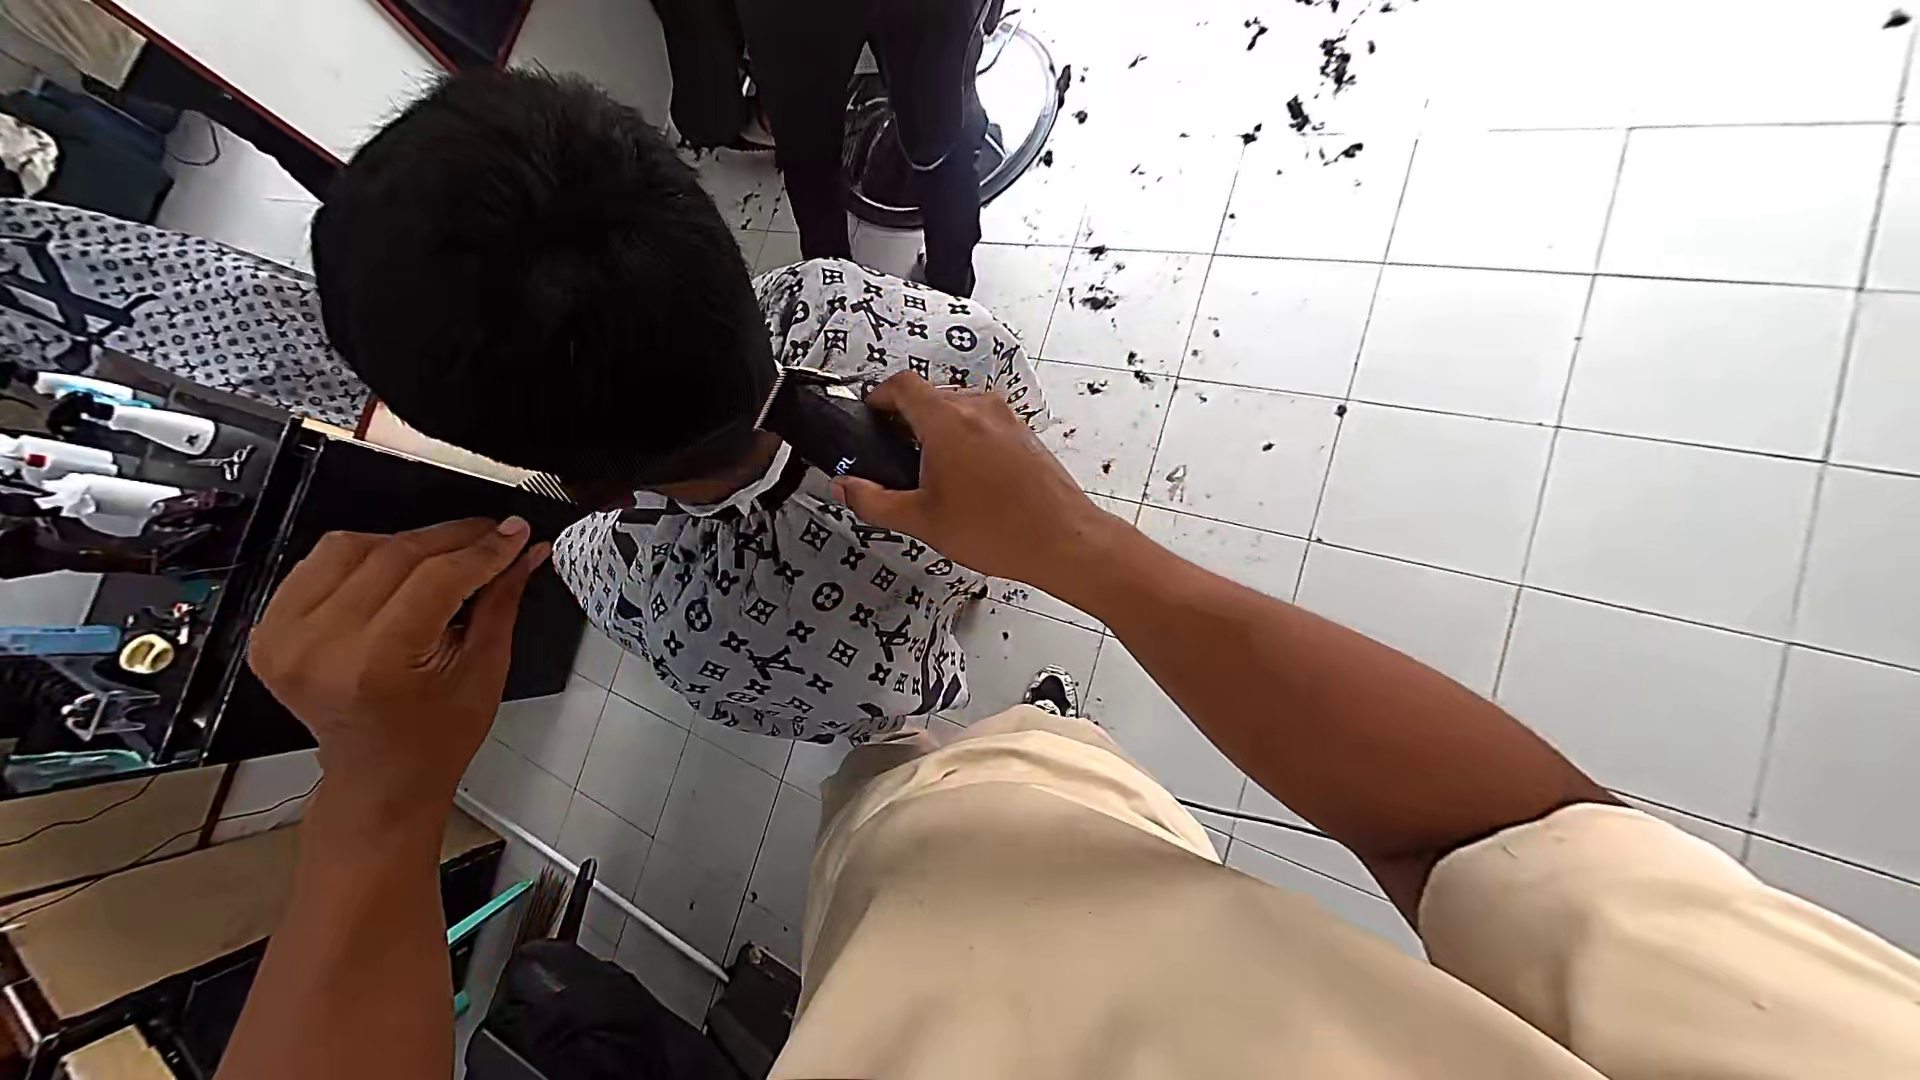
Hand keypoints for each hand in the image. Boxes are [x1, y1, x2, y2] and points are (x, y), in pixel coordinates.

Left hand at [248, 518, 549, 826]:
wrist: (382, 773)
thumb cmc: (439, 734)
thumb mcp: (487, 665)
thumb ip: (503, 599)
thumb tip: (525, 550)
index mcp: (376, 662)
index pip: (438, 575)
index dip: (485, 548)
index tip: (515, 531)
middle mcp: (319, 646)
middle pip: (396, 554)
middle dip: (456, 537)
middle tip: (494, 533)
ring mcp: (284, 637)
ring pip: (352, 547)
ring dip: (410, 541)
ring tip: (451, 553)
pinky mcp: (270, 630)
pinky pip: (318, 564)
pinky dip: (366, 555)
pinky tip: (402, 568)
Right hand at [831, 372, 1117, 585]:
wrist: (1062, 540)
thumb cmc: (1003, 530)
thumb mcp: (922, 521)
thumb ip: (874, 501)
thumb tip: (847, 489)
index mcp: (948, 421)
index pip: (902, 384)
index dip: (879, 395)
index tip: (872, 411)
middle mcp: (979, 409)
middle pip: (930, 394)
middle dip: (907, 417)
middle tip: (895, 449)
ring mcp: (1006, 418)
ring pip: (959, 407)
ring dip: (938, 427)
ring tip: (932, 469)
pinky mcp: (1024, 433)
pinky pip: (984, 421)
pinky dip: (966, 436)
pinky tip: (966, 477)